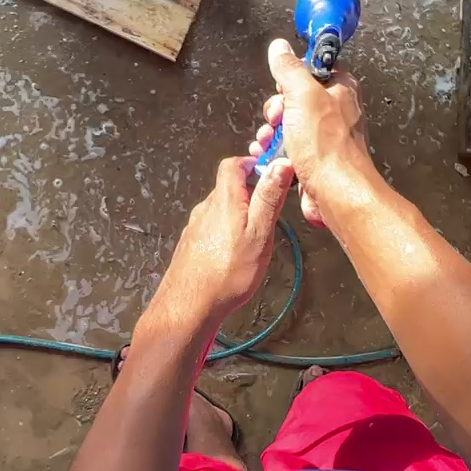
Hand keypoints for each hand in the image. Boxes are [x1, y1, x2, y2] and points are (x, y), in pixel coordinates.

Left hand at [144, 156, 294, 331]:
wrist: (189, 306)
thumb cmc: (226, 275)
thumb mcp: (258, 234)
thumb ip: (269, 199)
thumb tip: (280, 165)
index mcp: (223, 200)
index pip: (233, 164)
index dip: (252, 163)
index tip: (271, 174)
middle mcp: (205, 209)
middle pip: (228, 187)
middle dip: (250, 193)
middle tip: (269, 210)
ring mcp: (196, 227)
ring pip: (220, 210)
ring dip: (238, 215)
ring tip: (254, 236)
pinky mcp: (191, 245)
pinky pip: (212, 229)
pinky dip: (226, 233)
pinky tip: (234, 254)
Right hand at [250, 38, 374, 226]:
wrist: (335, 193)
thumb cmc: (327, 147)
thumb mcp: (303, 95)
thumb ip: (289, 68)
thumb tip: (279, 48)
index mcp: (340, 89)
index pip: (311, 70)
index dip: (290, 78)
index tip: (282, 89)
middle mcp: (335, 113)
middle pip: (294, 101)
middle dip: (276, 111)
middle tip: (276, 119)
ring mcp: (324, 139)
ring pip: (288, 128)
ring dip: (271, 135)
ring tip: (268, 143)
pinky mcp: (314, 162)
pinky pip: (288, 151)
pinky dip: (274, 154)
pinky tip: (268, 157)